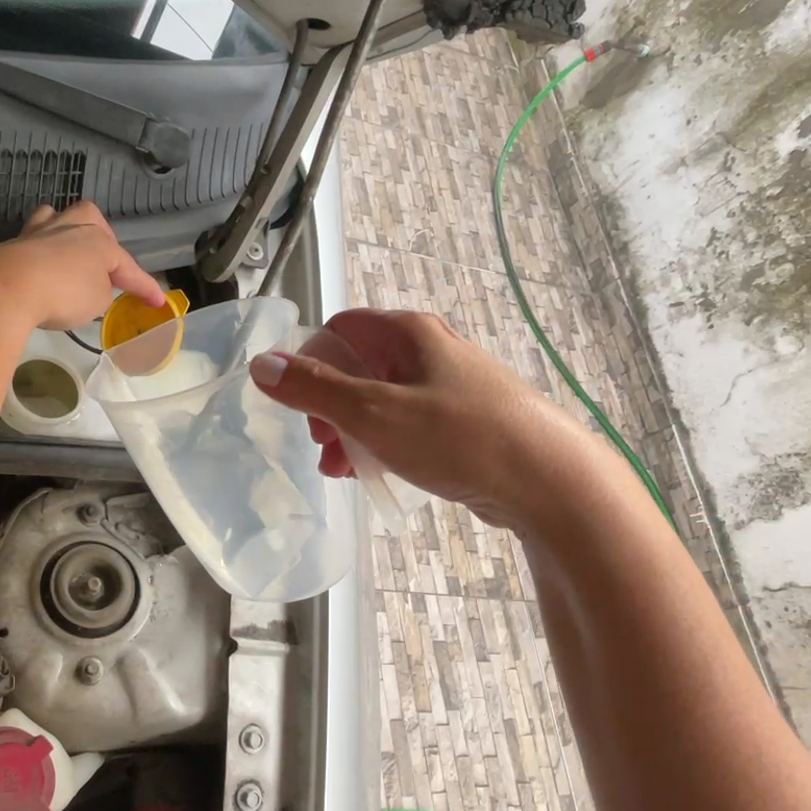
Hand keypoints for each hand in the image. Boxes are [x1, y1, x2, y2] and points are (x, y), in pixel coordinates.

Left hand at [0, 202, 164, 329]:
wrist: (7, 286)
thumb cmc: (63, 294)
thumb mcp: (95, 301)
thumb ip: (100, 291)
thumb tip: (90, 286)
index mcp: (99, 242)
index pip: (128, 266)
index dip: (145, 286)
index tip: (158, 302)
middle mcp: (72, 228)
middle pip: (91, 219)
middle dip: (100, 236)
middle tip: (102, 263)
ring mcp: (39, 232)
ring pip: (57, 217)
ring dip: (66, 231)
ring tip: (67, 250)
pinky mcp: (13, 243)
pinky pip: (32, 238)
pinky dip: (39, 250)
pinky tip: (38, 264)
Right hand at [249, 308, 603, 529]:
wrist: (548, 481)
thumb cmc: (457, 437)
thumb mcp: (372, 412)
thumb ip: (312, 388)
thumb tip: (261, 364)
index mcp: (408, 334)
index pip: (340, 328)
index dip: (309, 360)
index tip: (297, 402)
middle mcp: (429, 350)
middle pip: (358, 366)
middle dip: (328, 404)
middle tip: (320, 441)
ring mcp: (450, 386)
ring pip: (381, 399)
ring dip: (351, 430)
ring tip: (340, 469)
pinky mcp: (463, 421)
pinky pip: (407, 424)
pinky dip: (382, 443)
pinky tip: (375, 474)